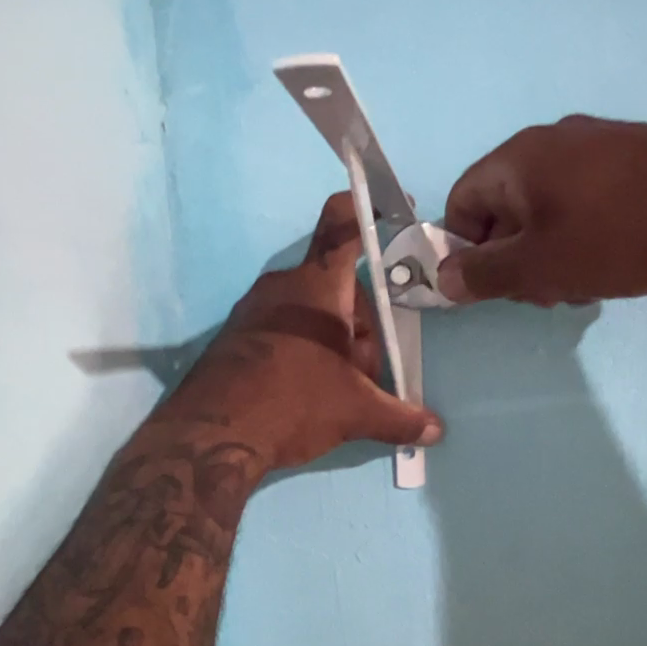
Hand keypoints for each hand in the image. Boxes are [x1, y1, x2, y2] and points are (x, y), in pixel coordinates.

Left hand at [150, 192, 443, 469]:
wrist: (211, 437)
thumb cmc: (291, 404)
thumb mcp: (355, 412)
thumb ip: (399, 417)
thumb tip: (435, 430)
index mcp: (318, 286)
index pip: (344, 222)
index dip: (371, 208)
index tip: (396, 211)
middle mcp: (282, 287)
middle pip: (338, 288)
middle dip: (361, 326)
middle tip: (368, 373)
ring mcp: (253, 312)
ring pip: (311, 315)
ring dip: (333, 345)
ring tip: (337, 393)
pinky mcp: (235, 339)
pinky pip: (282, 332)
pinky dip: (303, 354)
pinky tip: (305, 396)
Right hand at [438, 117, 646, 305]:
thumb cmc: (621, 235)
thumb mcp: (540, 267)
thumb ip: (483, 276)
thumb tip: (444, 278)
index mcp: (518, 159)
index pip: (462, 204)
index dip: (465, 251)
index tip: (491, 287)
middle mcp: (552, 143)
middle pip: (504, 209)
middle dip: (512, 258)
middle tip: (542, 294)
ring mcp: (598, 147)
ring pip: (547, 212)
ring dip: (550, 256)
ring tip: (581, 287)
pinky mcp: (635, 161)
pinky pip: (586, 204)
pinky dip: (584, 239)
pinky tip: (612, 266)